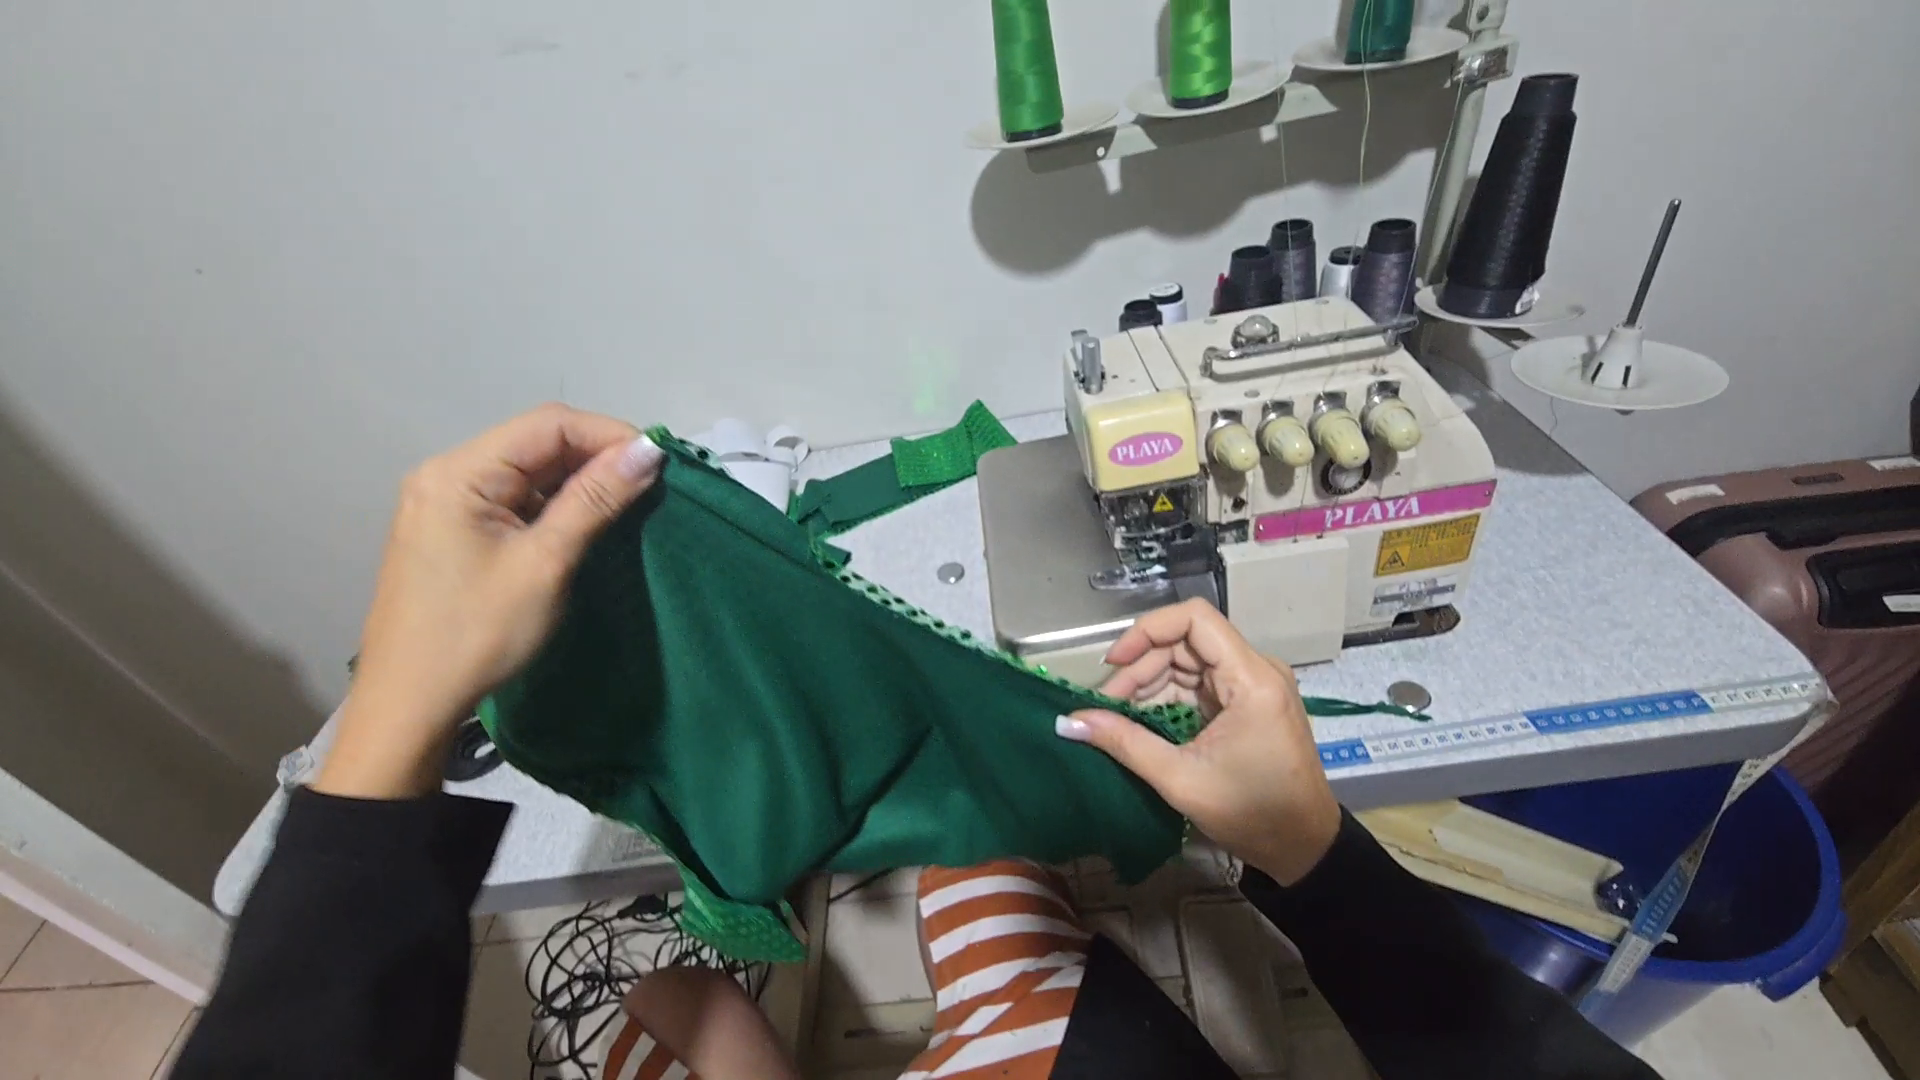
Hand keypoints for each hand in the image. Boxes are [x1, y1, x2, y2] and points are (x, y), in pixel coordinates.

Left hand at [314, 404, 663, 798]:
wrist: (413, 703)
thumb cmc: (478, 633)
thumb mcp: (546, 563)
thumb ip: (595, 499)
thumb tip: (648, 452)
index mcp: (459, 473)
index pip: (548, 424)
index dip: (610, 434)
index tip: (659, 463)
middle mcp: (448, 474)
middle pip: (538, 442)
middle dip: (599, 456)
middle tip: (652, 485)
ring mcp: (450, 502)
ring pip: (532, 470)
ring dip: (582, 480)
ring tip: (630, 502)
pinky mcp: (458, 529)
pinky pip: (519, 498)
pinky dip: (559, 503)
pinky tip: (590, 520)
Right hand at [1057, 598, 1340, 884]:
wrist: (1304, 849)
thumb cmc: (1252, 813)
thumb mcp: (1181, 779)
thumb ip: (1124, 742)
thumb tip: (1068, 721)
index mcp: (1251, 678)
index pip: (1195, 619)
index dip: (1148, 631)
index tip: (1114, 663)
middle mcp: (1255, 670)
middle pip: (1185, 642)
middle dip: (1140, 667)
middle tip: (1106, 705)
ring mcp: (1252, 686)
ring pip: (1188, 662)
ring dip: (1148, 683)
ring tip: (1117, 715)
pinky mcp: (1245, 703)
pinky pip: (1197, 684)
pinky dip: (1166, 697)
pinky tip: (1140, 720)